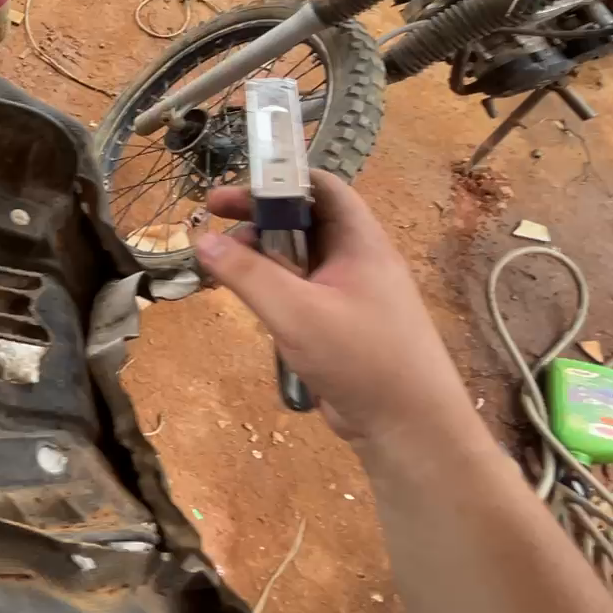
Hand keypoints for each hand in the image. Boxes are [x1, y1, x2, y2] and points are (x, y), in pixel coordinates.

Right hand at [194, 171, 476, 447]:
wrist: (411, 432)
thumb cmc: (362, 360)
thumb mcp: (296, 312)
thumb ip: (246, 273)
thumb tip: (201, 241)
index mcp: (361, 245)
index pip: (322, 189)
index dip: (277, 180)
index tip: (231, 193)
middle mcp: (356, 261)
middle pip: (301, 221)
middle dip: (255, 219)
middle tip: (211, 223)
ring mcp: (349, 292)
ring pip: (295, 256)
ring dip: (257, 255)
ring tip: (223, 268)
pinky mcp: (338, 321)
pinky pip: (297, 287)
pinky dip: (268, 285)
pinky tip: (247, 300)